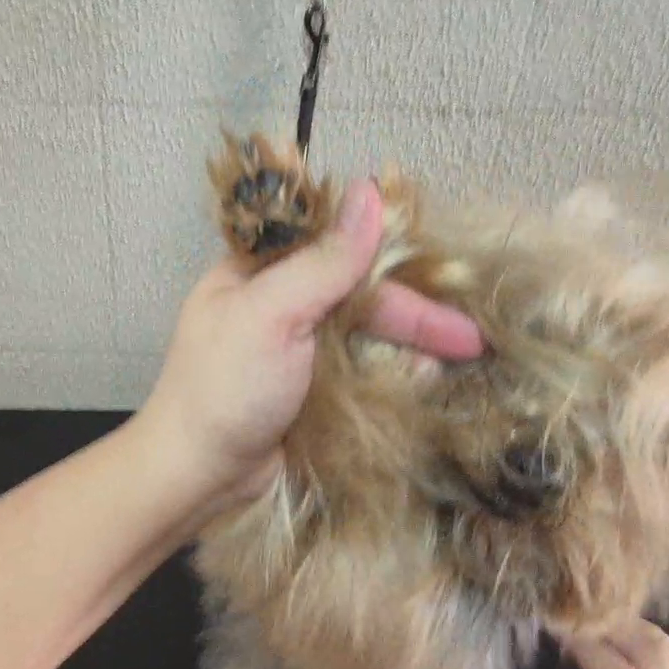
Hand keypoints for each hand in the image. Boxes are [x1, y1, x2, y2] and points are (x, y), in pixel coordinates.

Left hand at [136, 178, 483, 502]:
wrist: (199, 476)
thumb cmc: (223, 390)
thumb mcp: (270, 316)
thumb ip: (323, 262)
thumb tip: (368, 192)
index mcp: (261, 273)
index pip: (335, 245)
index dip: (388, 253)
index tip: (439, 267)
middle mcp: (282, 305)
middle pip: (361, 294)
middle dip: (414, 313)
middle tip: (469, 338)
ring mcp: (298, 351)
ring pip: (367, 334)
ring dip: (412, 345)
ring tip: (461, 360)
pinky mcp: (312, 391)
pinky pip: (361, 371)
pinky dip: (393, 374)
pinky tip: (425, 380)